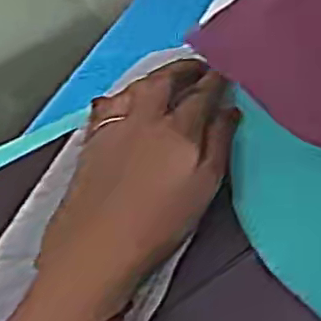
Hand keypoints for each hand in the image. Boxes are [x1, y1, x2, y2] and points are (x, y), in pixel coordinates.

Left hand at [37, 60, 238, 301]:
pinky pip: (108, 106)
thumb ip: (220, 141)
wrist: (94, 254)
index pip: (202, 92)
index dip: (217, 78)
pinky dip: (124, 95)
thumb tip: (230, 110)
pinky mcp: (90, 146)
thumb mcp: (206, 182)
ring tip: (167, 78)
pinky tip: (126, 101)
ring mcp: (112, 131)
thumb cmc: (162, 221)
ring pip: (133, 89)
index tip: (227, 70)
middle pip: (163, 80)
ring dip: (154, 77)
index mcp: (178, 128)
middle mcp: (144, 121)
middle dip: (184, 68)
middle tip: (200, 66)